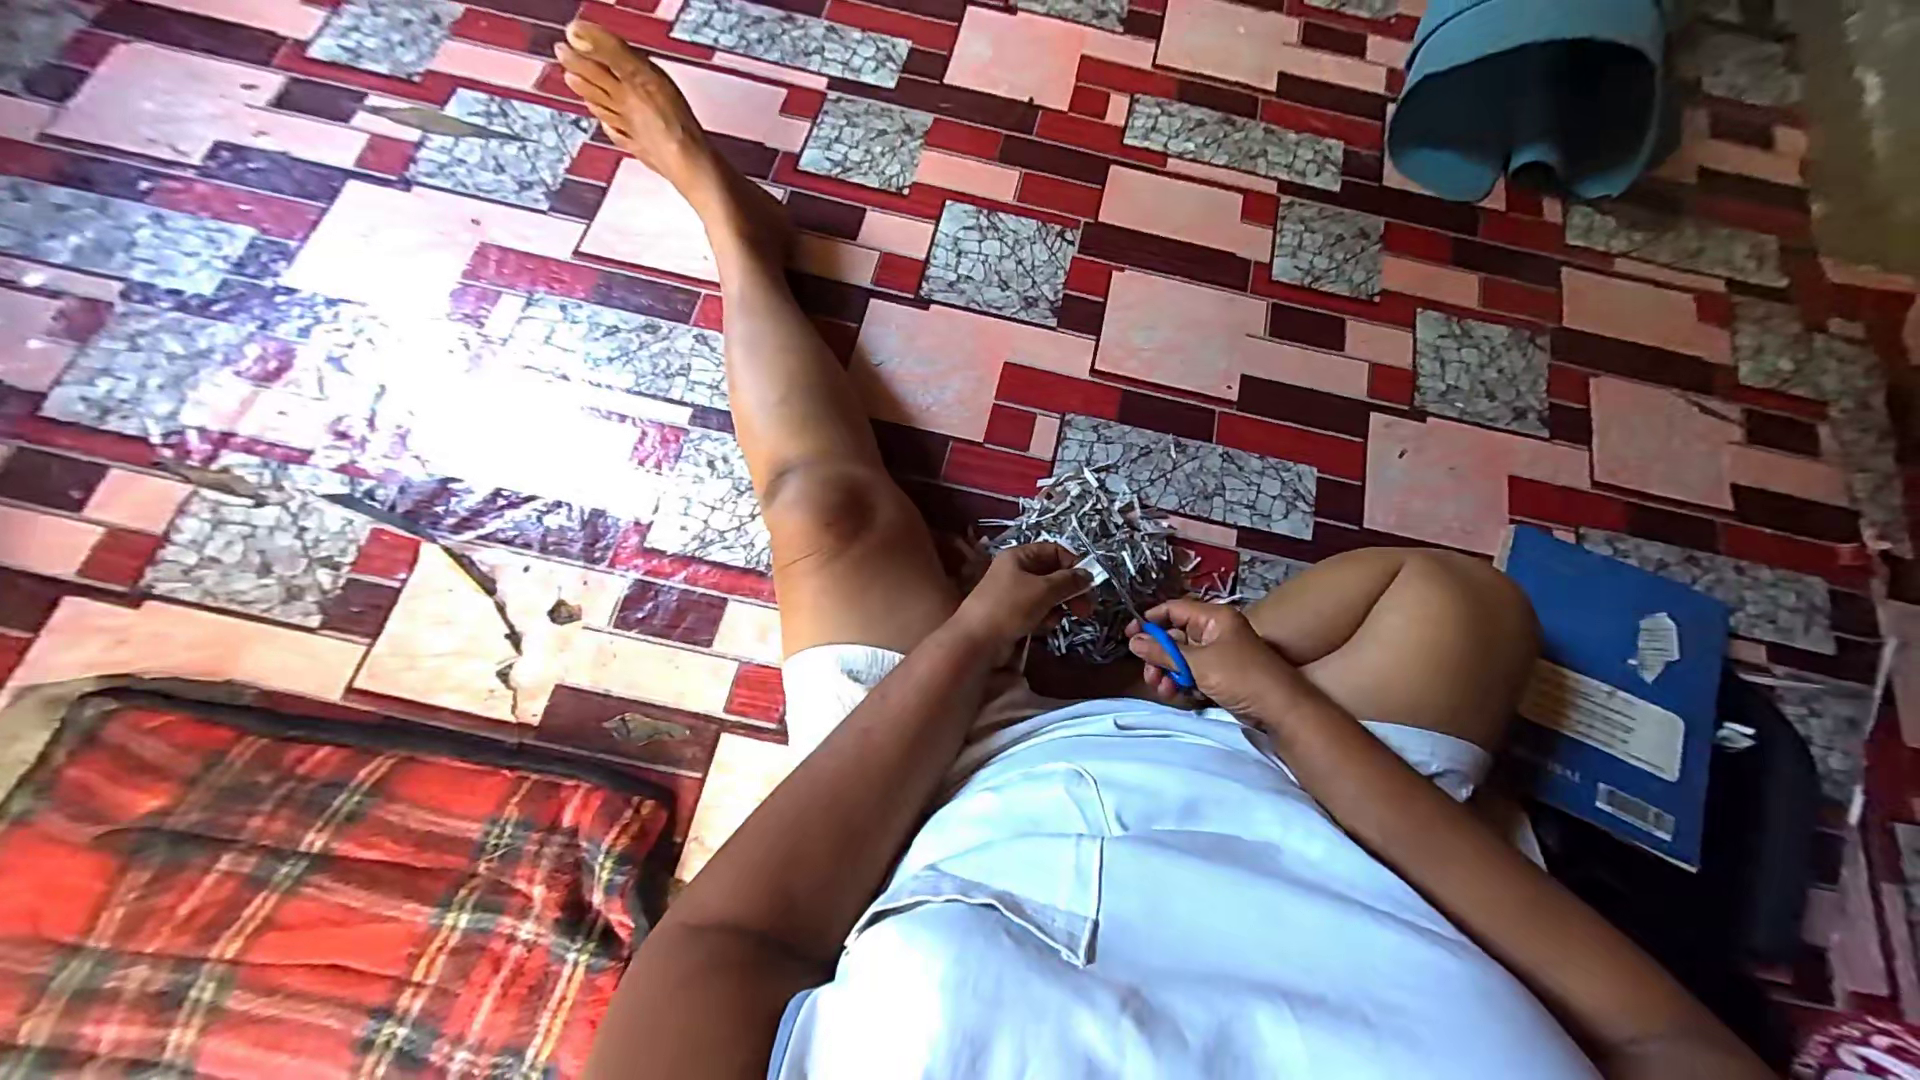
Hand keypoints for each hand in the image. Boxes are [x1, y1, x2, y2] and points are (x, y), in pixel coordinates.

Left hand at [949, 543, 1091, 651]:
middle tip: (1086, 609)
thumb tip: (1088, 575)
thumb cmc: (1009, 607)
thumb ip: (1068, 581)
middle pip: (1052, 575)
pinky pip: (1037, 612)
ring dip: (1057, 606)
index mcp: (1018, 556)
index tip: (1088, 583)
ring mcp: (1013, 595)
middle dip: (1070, 590)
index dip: (1072, 564)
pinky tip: (1044, 628)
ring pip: (1047, 596)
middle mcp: (1015, 572)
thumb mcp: (1043, 590)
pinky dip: (1044, 618)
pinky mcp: (1013, 616)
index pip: (1053, 551)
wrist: (976, 642)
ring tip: (1056, 619)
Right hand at [1128, 599, 1307, 714]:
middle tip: (1147, 672)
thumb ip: (1163, 652)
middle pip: (1175, 635)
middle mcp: (1216, 631)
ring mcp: (1218, 654)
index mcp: (1215, 618)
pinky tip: (1175, 693)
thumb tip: (1134, 641)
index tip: (1130, 635)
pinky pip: (1192, 672)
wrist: (1282, 711)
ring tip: (1161, 688)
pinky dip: (1181, 681)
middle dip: (1158, 655)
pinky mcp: (1220, 675)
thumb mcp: (1198, 664)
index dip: (1150, 620)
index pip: (1174, 609)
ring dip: (1167, 671)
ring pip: (1181, 657)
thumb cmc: (1242, 678)